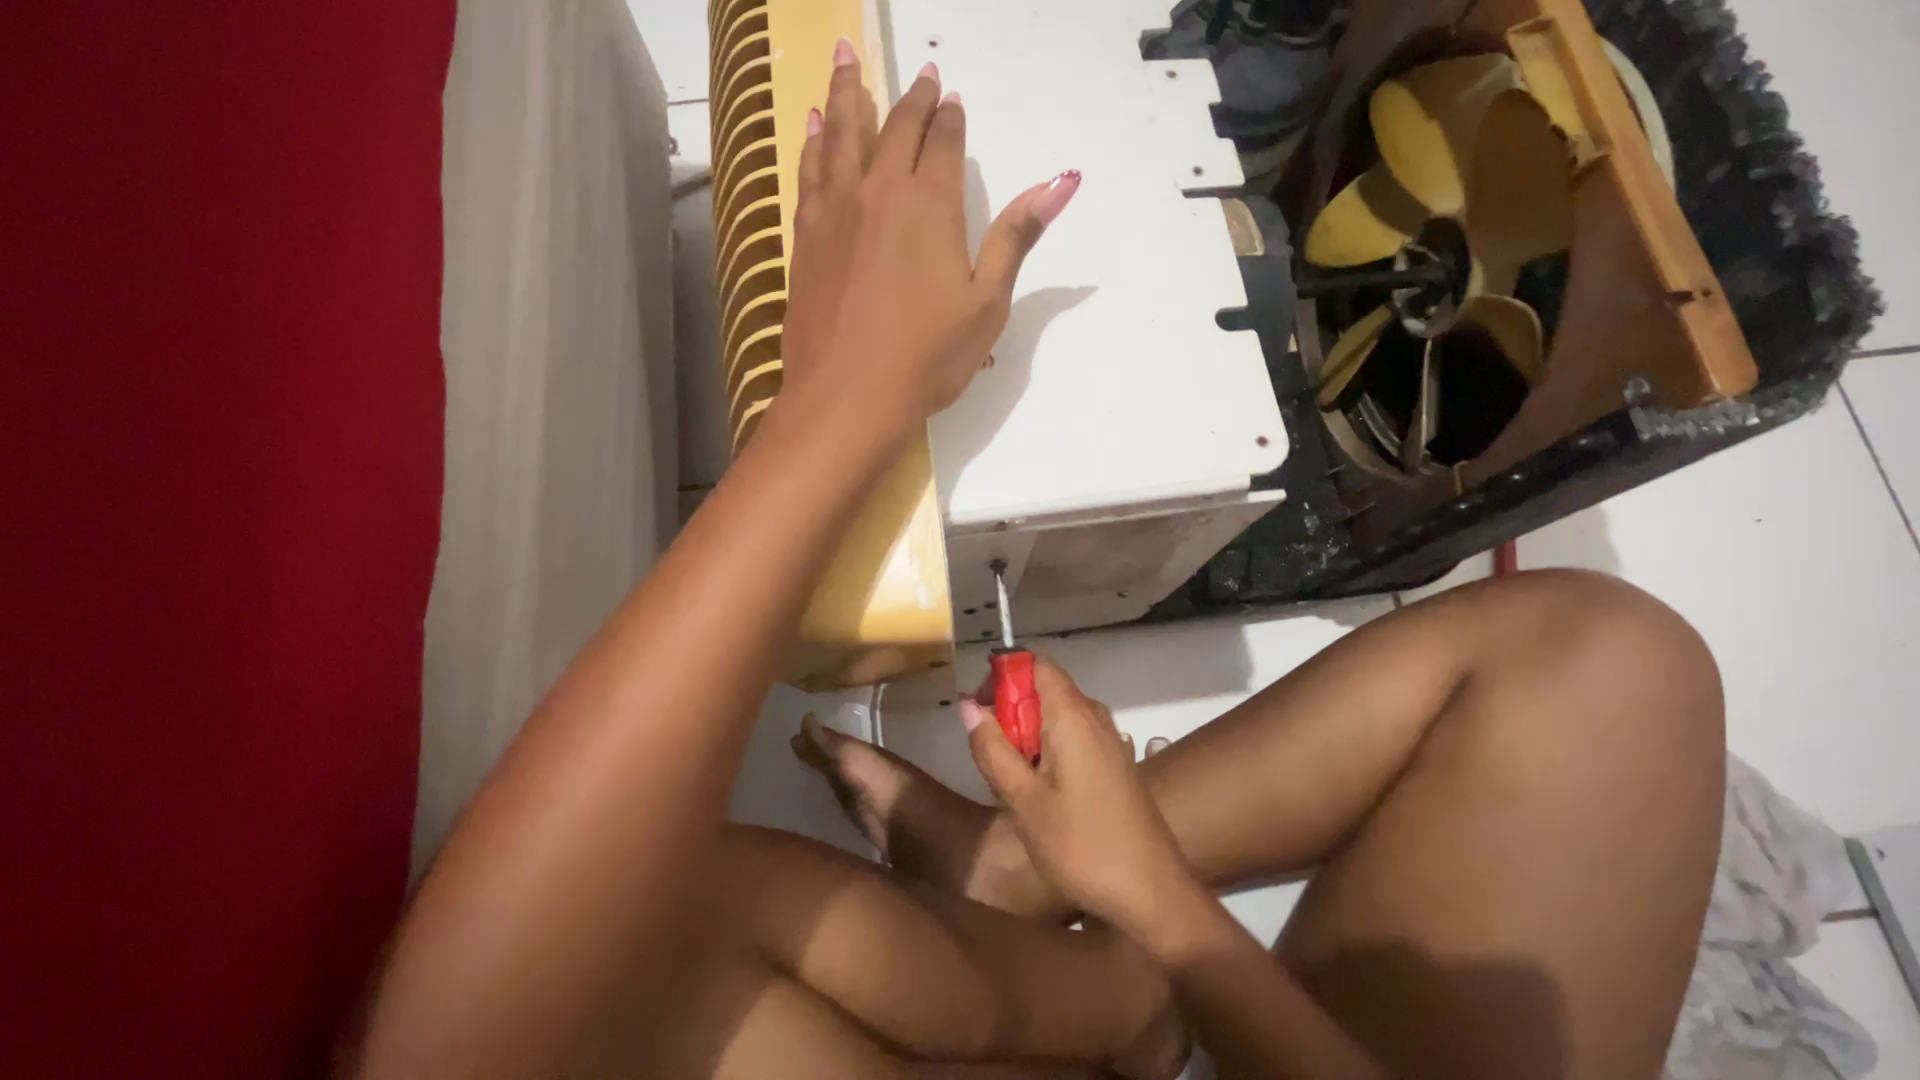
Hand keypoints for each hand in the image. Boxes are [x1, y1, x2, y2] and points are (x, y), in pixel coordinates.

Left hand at [780, 41, 1080, 433]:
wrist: (846, 398)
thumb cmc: (928, 357)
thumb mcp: (987, 301)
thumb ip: (1018, 235)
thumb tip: (1063, 180)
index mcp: (930, 204)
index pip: (944, 142)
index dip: (950, 117)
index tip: (952, 95)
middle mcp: (879, 192)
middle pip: (895, 127)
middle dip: (910, 97)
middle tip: (918, 72)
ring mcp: (835, 212)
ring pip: (842, 136)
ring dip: (847, 94)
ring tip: (843, 57)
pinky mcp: (805, 238)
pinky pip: (809, 172)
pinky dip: (814, 143)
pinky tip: (814, 129)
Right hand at [963, 656, 1200, 937]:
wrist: (1152, 893)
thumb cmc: (1081, 846)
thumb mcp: (1023, 800)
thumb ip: (993, 748)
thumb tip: (968, 705)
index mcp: (1073, 715)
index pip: (1035, 664)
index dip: (1002, 676)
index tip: (979, 711)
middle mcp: (1095, 717)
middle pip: (1044, 689)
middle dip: (1009, 712)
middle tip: (989, 759)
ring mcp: (1108, 742)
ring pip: (1056, 717)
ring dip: (1026, 737)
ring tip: (1010, 783)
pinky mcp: (1114, 766)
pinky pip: (1071, 739)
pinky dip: (1046, 753)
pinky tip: (1038, 797)